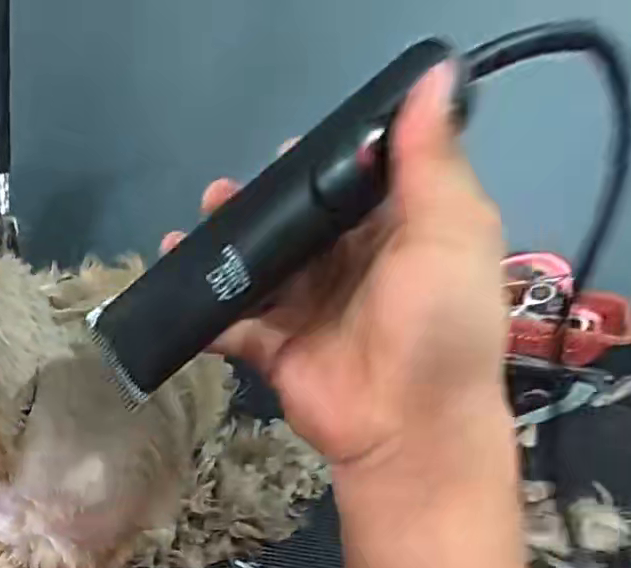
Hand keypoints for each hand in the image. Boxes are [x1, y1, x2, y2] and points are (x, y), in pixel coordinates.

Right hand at [165, 63, 507, 479]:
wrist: (405, 425)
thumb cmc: (437, 326)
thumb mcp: (450, 233)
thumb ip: (430, 163)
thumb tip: (432, 79)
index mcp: (395, 235)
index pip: (349, 189)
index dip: (316, 168)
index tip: (282, 153)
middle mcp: (347, 269)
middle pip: (294, 230)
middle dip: (257, 210)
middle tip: (220, 194)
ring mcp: (306, 312)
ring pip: (258, 273)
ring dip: (224, 252)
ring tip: (192, 230)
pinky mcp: (273, 350)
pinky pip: (235, 326)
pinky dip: (208, 315)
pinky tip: (180, 294)